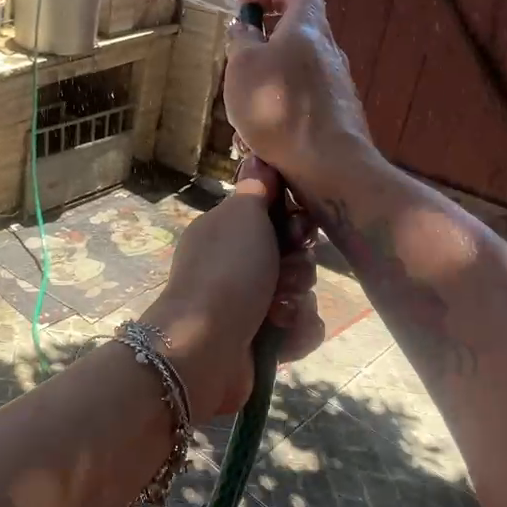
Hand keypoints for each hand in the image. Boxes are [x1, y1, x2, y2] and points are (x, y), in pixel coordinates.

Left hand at [143, 158, 326, 417]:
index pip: (274, 218)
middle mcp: (234, 267)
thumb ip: (255, 190)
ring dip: (297, 302)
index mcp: (224, 233)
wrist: (205, 346)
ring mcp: (247, 306)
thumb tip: (259, 159)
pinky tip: (280, 335)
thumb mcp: (241, 217)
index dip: (293, 224)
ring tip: (276, 311)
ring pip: (301, 295)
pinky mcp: (261, 341)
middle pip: (294, 258)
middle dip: (299, 267)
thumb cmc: (226, 272)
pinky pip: (300, 329)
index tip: (297, 229)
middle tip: (282, 274)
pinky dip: (295, 333)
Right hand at [225, 0, 379, 198]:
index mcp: (308, 29)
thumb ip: (241, 40)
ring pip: (291, 76)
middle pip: (294, 35)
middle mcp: (328, 52)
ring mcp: (335, 87)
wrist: (328, 164)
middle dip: (260, 49)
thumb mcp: (243, 65)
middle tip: (235, 66)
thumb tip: (244, 28)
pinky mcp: (335, 117)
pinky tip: (256, 142)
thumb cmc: (278, 105)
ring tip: (239, 116)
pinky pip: (298, 105)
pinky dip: (274, 115)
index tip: (243, 6)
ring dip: (263, 89)